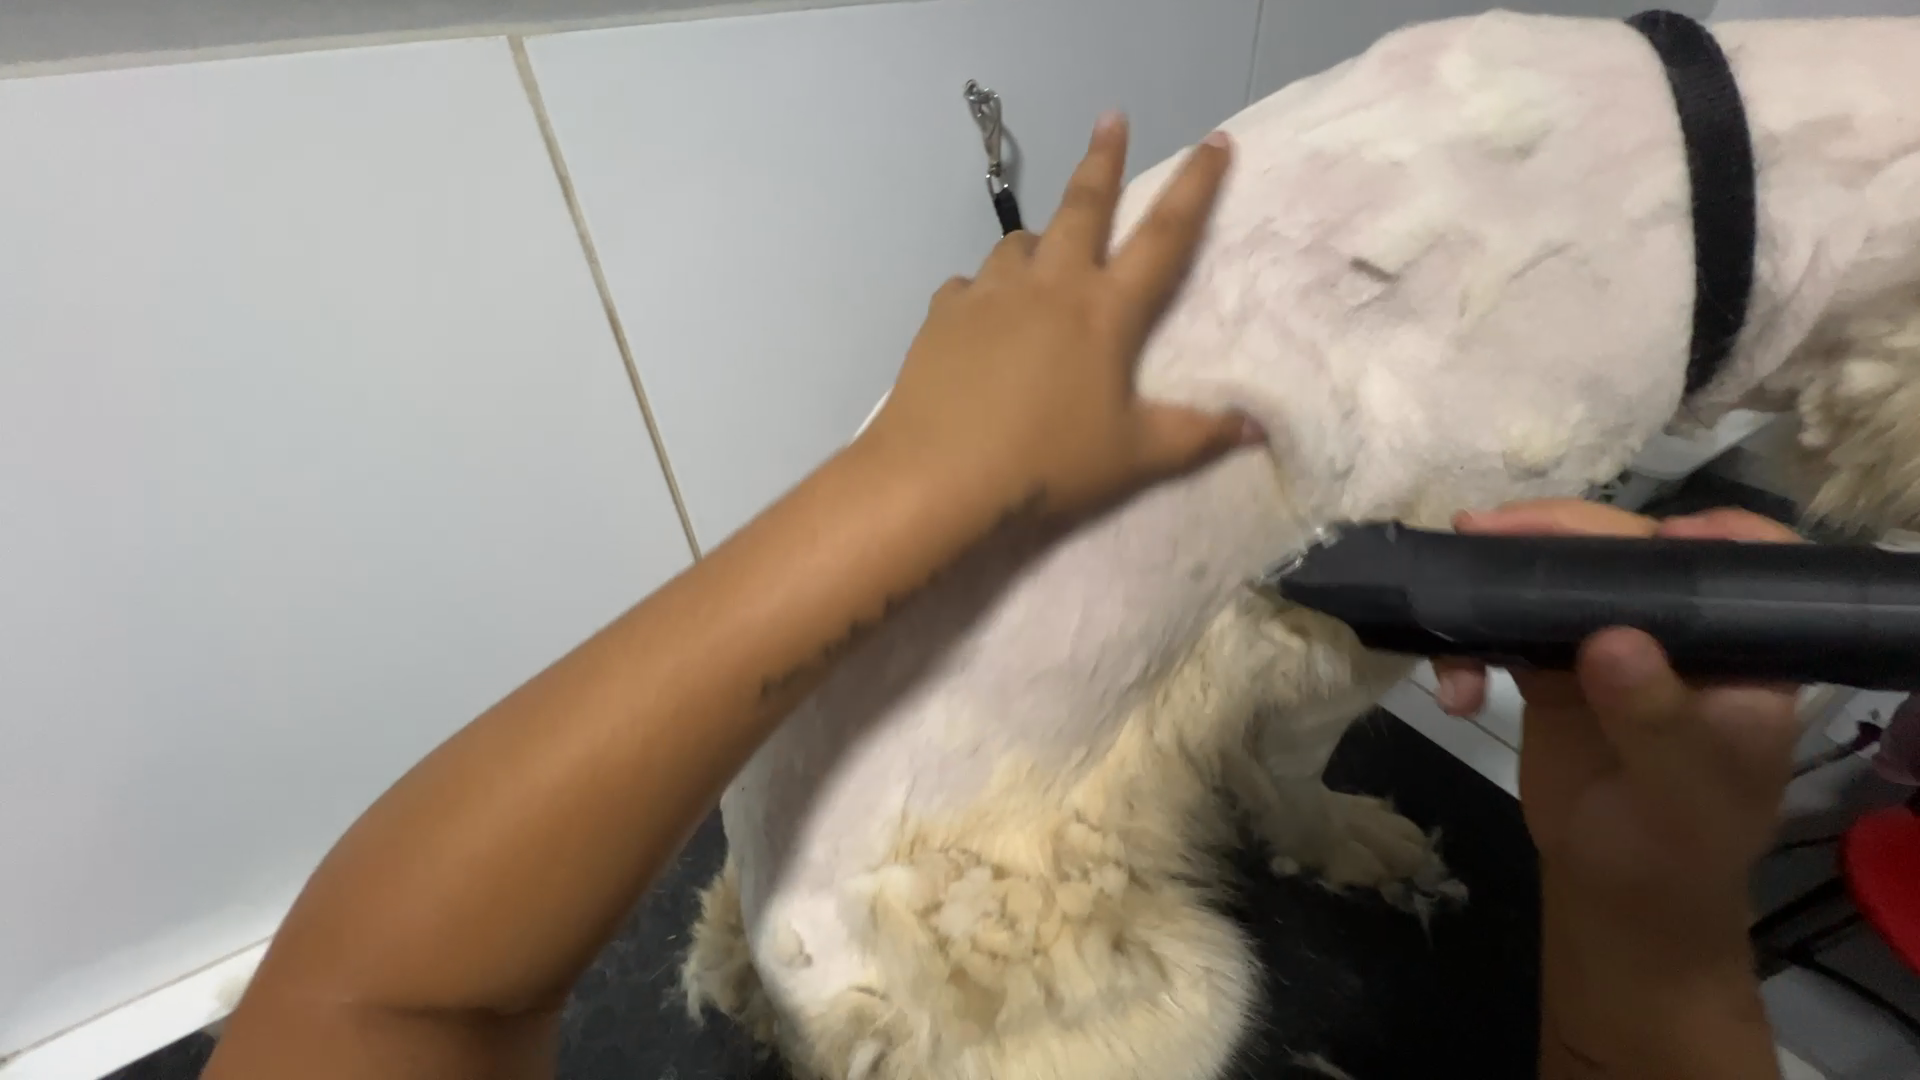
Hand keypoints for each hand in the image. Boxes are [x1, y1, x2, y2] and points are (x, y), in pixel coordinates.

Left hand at [857, 113, 1259, 521]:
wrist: (940, 476)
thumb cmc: (1046, 465)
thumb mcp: (1132, 458)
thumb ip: (1195, 437)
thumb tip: (1256, 428)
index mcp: (1104, 311)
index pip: (1164, 236)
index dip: (1195, 187)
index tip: (1214, 141)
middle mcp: (1049, 285)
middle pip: (1083, 206)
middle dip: (1103, 159)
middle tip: (1111, 119)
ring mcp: (989, 294)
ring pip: (1019, 243)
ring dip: (1038, 241)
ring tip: (1042, 257)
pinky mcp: (942, 314)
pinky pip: (968, 286)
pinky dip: (982, 292)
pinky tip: (980, 318)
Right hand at [1434, 500, 1803, 944]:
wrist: (1612, 884)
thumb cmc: (1672, 844)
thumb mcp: (1677, 791)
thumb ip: (1654, 717)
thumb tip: (1610, 638)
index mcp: (1733, 654)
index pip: (1739, 568)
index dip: (1702, 535)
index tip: (1643, 531)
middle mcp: (1669, 637)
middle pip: (1616, 559)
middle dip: (1548, 539)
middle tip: (1478, 530)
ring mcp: (1601, 649)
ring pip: (1544, 588)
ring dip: (1487, 597)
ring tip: (1444, 629)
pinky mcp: (1546, 668)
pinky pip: (1499, 632)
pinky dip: (1464, 652)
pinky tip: (1452, 695)